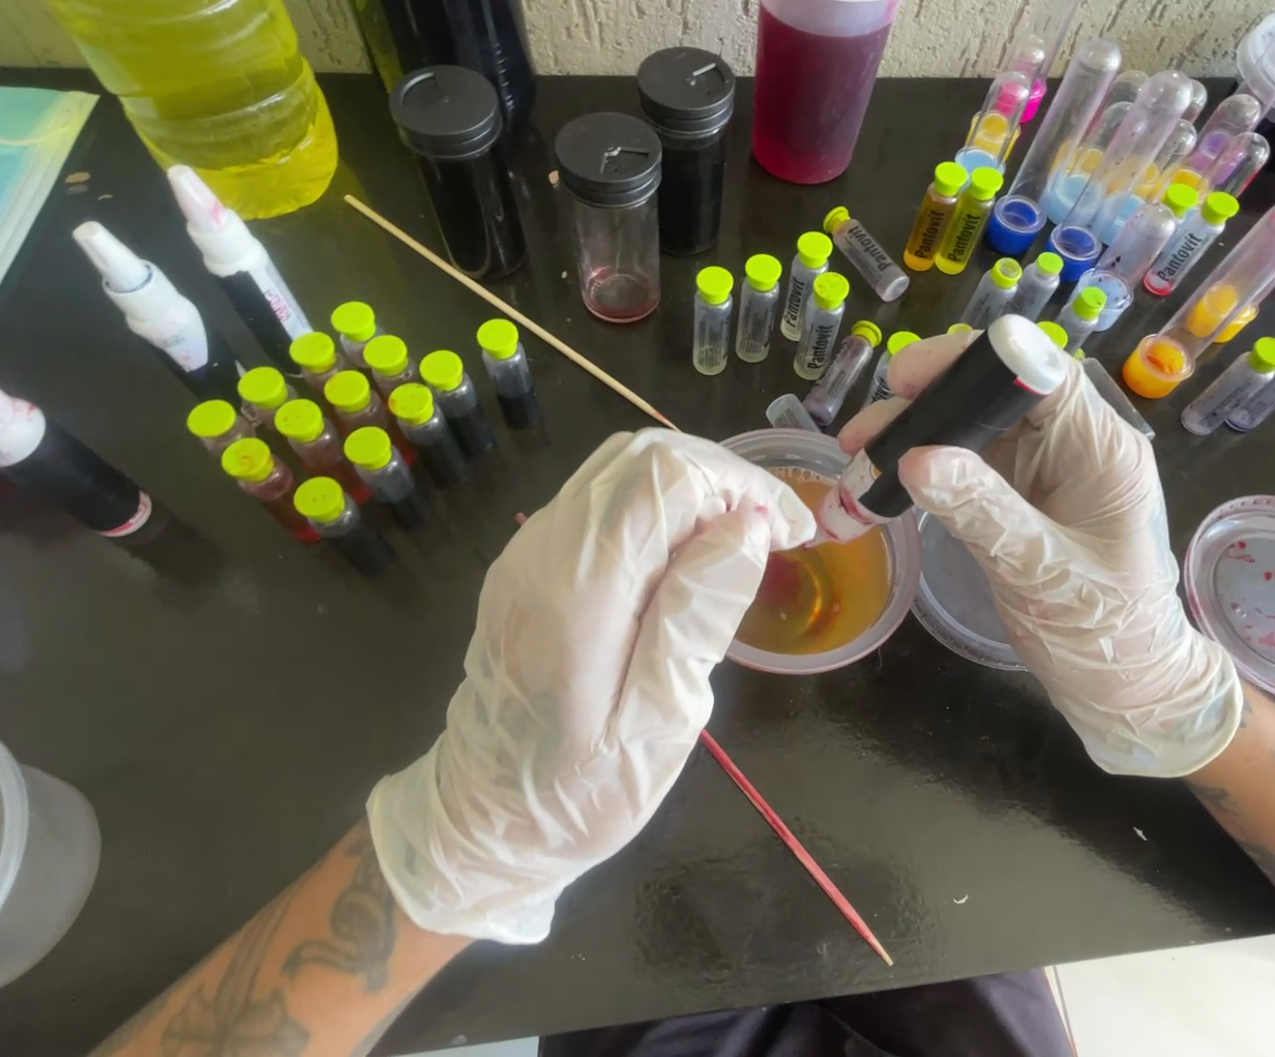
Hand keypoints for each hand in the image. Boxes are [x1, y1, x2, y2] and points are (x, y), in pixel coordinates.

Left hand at [367, 430, 813, 942]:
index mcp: (579, 587)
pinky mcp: (530, 560)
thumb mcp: (661, 720)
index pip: (668, 476)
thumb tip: (748, 525)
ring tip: (740, 539)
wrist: (482, 817)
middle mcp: (545, 547)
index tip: (792, 535)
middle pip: (644, 456)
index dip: (743, 487)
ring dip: (694, 485)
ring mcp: (530, 548)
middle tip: (775, 534)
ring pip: (622, 467)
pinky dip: (660, 503)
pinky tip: (688, 552)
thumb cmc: (580, 790)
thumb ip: (701, 613)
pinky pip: (602, 498)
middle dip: (724, 478)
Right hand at [838, 332, 1240, 776]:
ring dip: (911, 437)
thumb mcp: (1041, 572)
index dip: (970, 362)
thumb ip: (984, 512)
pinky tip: (881, 484)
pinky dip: (919, 471)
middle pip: (991, 394)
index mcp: (1099, 449)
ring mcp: (1040, 471)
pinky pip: (962, 467)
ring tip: (856, 461)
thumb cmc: (1104, 632)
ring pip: (968, 428)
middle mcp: (1071, 446)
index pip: (1037, 370)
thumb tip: (914, 457)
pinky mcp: (1015, 497)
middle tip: (860, 436)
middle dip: (923, 405)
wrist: (1125, 684)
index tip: (904, 381)